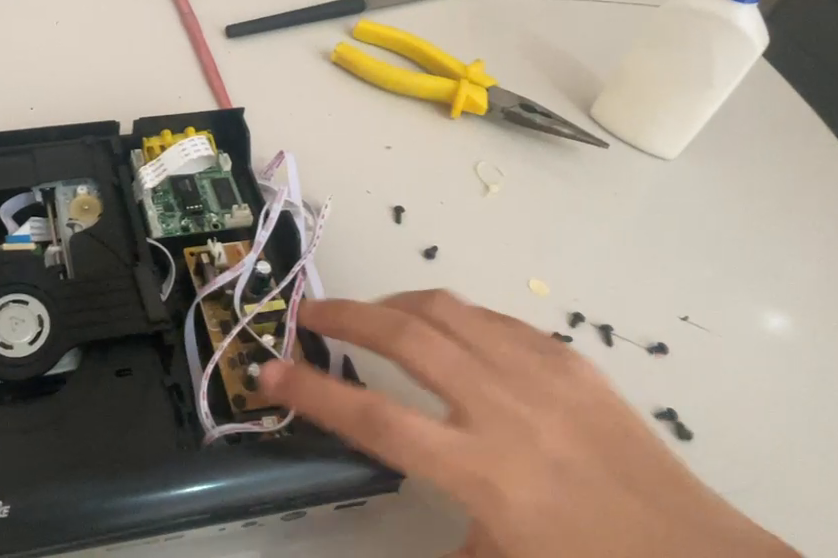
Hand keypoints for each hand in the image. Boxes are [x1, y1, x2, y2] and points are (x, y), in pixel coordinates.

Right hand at [262, 292, 796, 557]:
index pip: (375, 420)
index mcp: (483, 475)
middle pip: (403, 337)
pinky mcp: (569, 359)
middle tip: (309, 314)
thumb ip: (448, 540)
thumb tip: (412, 519)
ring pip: (445, 309)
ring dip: (394, 303)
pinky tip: (445, 330)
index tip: (268, 370)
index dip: (313, 391)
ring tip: (371, 313)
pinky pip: (492, 319)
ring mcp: (540, 375)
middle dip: (345, 316)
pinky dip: (451, 315)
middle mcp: (504, 412)